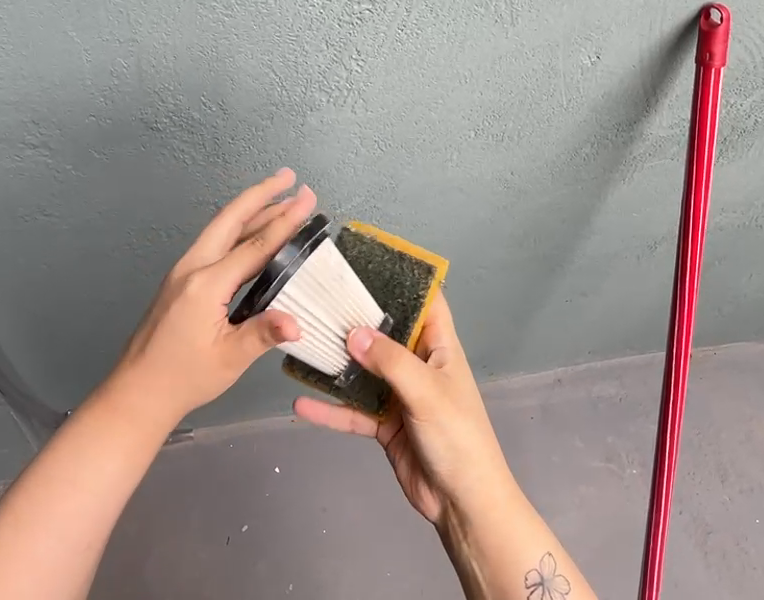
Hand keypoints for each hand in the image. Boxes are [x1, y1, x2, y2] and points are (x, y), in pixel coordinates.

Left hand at [105, 169, 314, 425]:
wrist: (137, 391)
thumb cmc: (183, 378)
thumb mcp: (228, 359)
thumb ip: (263, 334)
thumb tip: (296, 323)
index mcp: (206, 284)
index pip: (254, 246)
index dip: (284, 222)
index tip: (307, 201)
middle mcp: (193, 268)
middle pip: (231, 219)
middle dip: (262, 194)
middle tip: (290, 177)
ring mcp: (184, 270)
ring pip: (221, 228)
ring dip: (250, 209)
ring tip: (279, 194)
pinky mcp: (181, 279)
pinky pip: (214, 242)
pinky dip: (237, 227)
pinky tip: (251, 229)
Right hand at [292, 291, 518, 526]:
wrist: (462, 504)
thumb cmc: (458, 438)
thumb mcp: (427, 392)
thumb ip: (390, 361)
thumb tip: (352, 333)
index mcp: (439, 347)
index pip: (425, 300)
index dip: (403, 277)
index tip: (370, 259)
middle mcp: (418, 364)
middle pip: (385, 331)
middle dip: (357, 316)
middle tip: (320, 296)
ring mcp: (400, 394)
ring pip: (363, 370)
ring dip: (337, 361)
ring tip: (302, 342)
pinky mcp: (385, 424)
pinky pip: (353, 410)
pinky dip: (330, 408)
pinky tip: (302, 403)